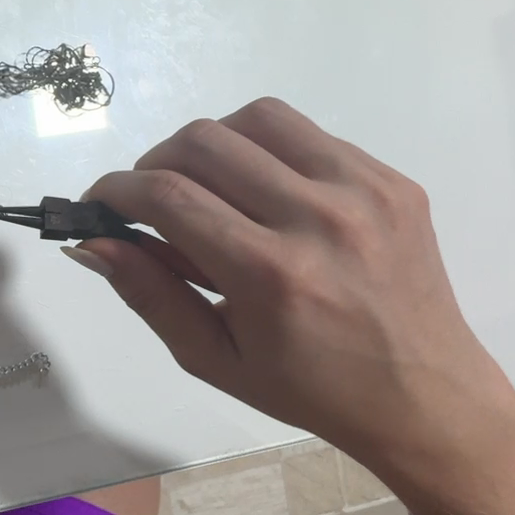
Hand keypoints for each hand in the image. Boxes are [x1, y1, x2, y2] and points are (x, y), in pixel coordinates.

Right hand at [70, 98, 514, 484]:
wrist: (423, 396)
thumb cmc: (304, 388)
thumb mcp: (208, 356)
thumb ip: (147, 293)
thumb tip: (90, 243)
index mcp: (270, 274)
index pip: (168, 197)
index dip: (115, 191)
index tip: (96, 204)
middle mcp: (320, 218)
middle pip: (203, 143)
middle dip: (152, 164)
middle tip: (145, 202)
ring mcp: (365, 189)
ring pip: (253, 119)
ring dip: (206, 145)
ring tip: (200, 187)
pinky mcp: (391, 179)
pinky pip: (303, 133)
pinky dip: (257, 150)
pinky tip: (256, 192)